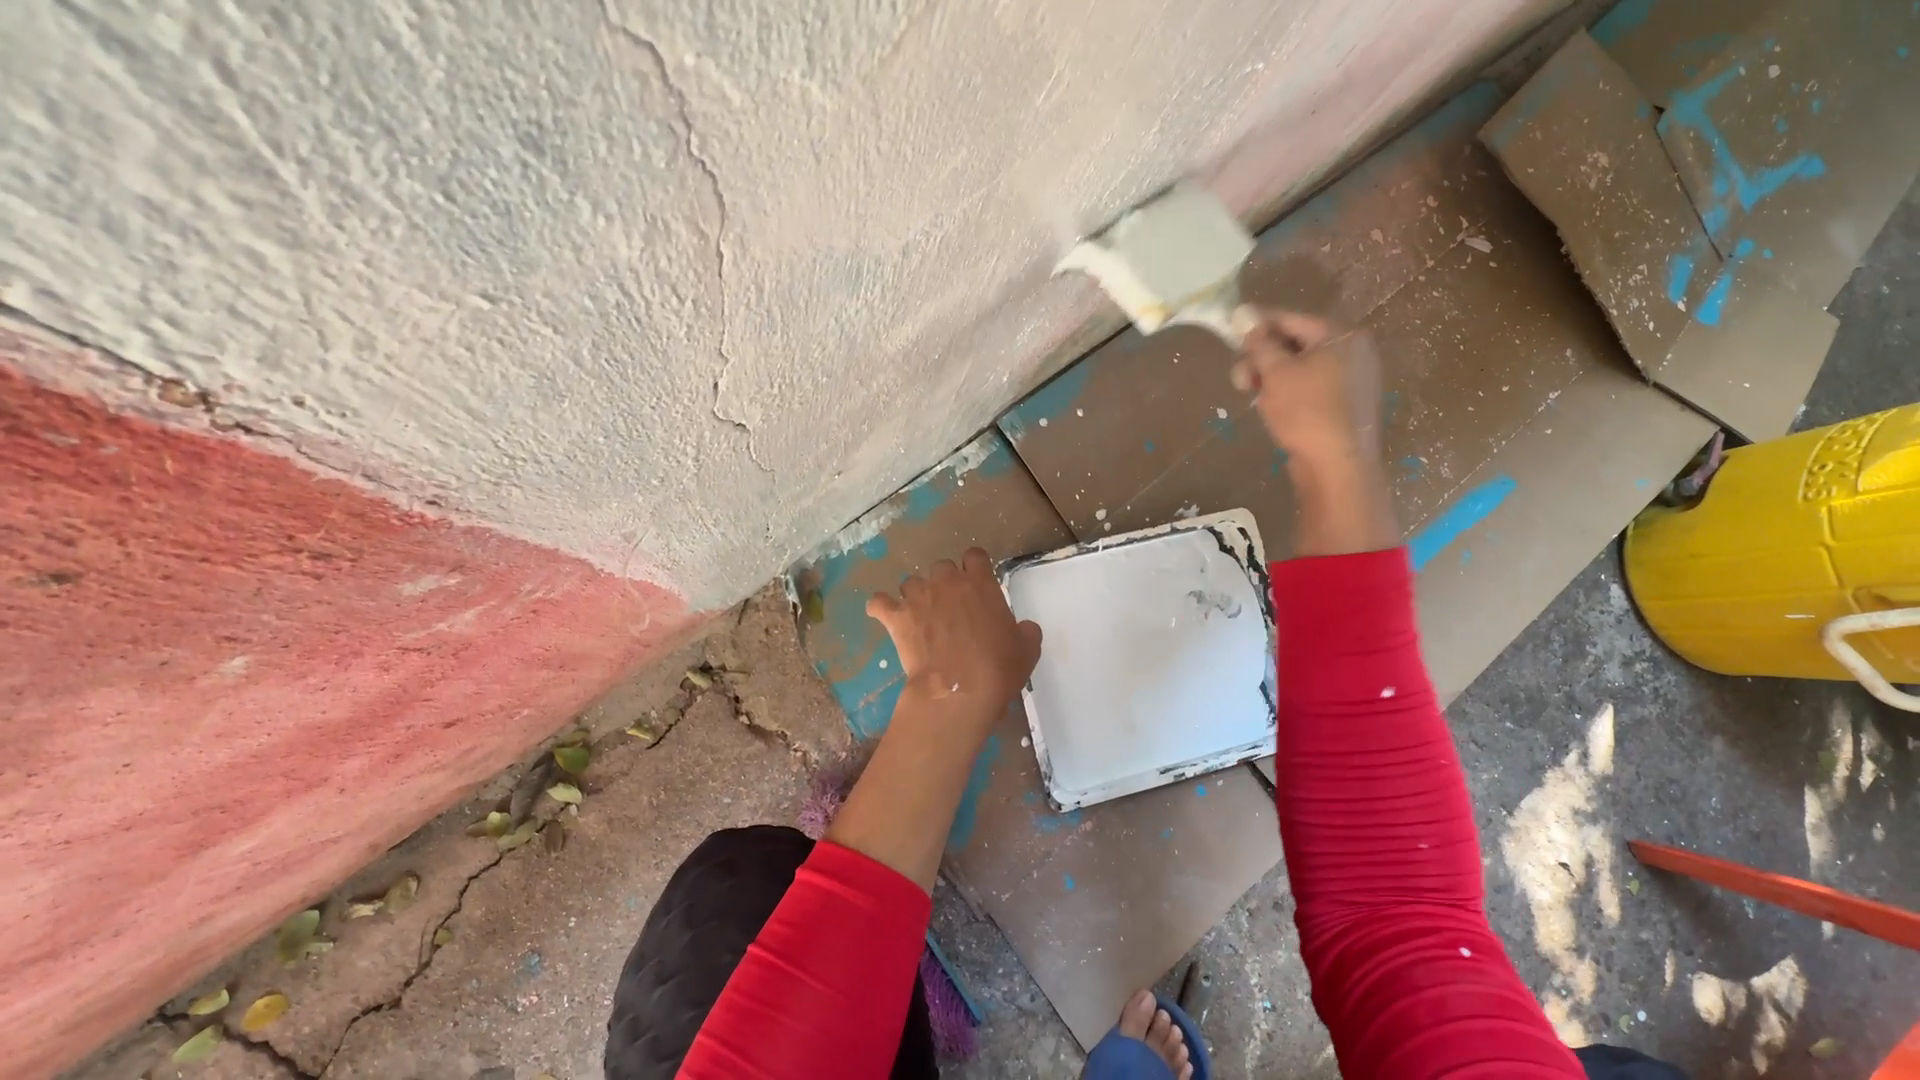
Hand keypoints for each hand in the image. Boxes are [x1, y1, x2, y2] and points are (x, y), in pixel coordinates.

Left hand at [866, 548, 1041, 710]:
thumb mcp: (1027, 649)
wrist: (960, 690)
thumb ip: (1026, 631)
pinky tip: (887, 616)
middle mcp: (947, 582)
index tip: (975, 583)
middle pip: (941, 567)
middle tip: (950, 607)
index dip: (975, 568)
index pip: (975, 556)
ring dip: (916, 596)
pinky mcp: (897, 618)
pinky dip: (881, 607)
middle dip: (944, 582)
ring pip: (911, 583)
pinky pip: (878, 602)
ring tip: (920, 617)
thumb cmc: (998, 668)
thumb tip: (1024, 628)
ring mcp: (918, 598)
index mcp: (980, 583)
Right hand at [1230, 309, 1383, 467]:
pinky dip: (1288, 393)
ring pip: (1300, 368)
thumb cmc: (1305, 411)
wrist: (1336, 465)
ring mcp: (1351, 381)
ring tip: (1252, 395)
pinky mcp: (1344, 406)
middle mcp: (1351, 352)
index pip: (1291, 319)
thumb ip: (1259, 342)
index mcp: (1340, 336)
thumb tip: (1244, 315)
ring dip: (1271, 377)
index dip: (1257, 324)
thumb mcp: (1275, 372)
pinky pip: (1310, 388)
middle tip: (1240, 377)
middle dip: (1261, 358)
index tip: (1230, 329)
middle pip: (1295, 344)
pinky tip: (1271, 408)